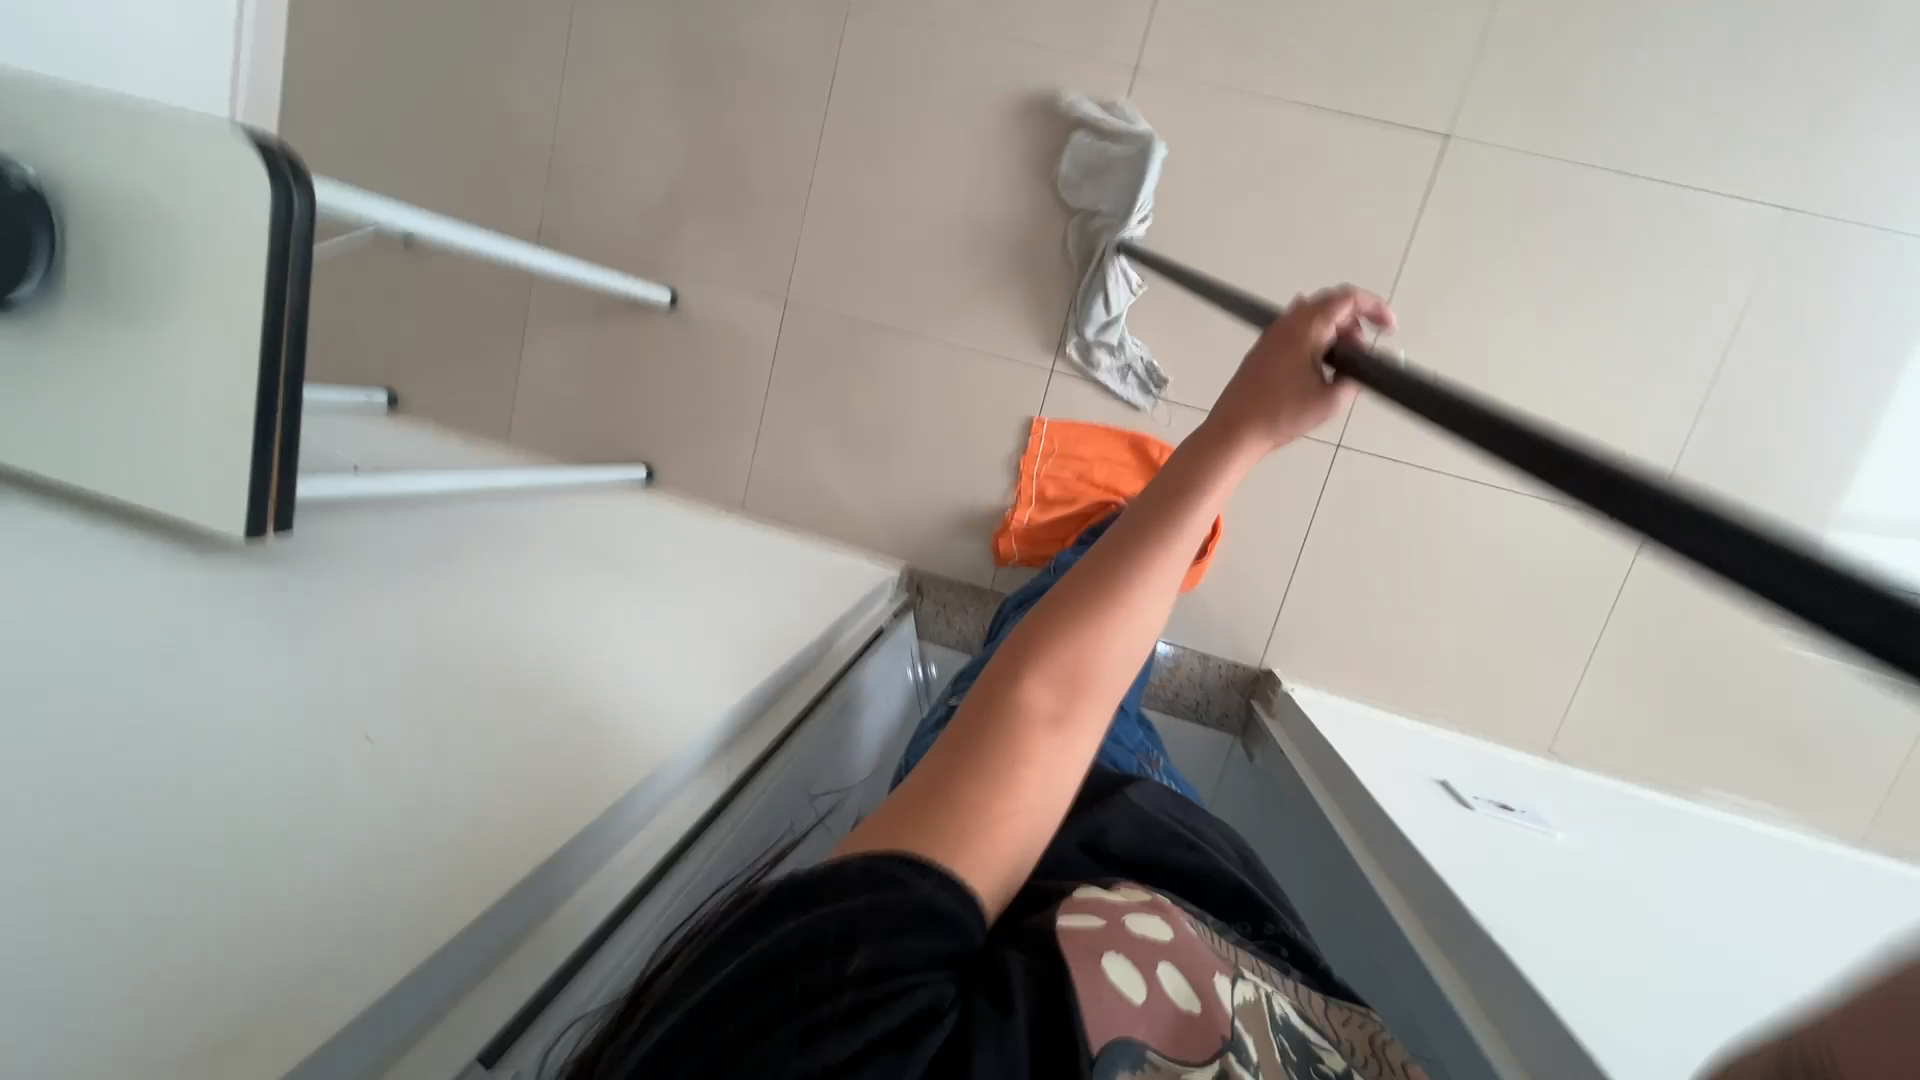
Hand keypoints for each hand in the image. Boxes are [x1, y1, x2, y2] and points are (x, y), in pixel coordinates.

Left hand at [1205, 284, 1393, 452]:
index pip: (1347, 299)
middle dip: (1354, 321)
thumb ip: (1352, 379)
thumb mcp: (1331, 401)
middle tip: (1362, 351)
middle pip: (1329, 303)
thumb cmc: (1280, 416)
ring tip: (1341, 361)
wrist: (1234, 431)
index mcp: (1305, 328)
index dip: (1375, 307)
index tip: (1388, 328)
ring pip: (1311, 316)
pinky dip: (1314, 339)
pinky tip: (1319, 364)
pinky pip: (1295, 331)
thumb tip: (1354, 370)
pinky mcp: (1261, 351)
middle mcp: (1286, 324)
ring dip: (1333, 330)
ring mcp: (1270, 336)